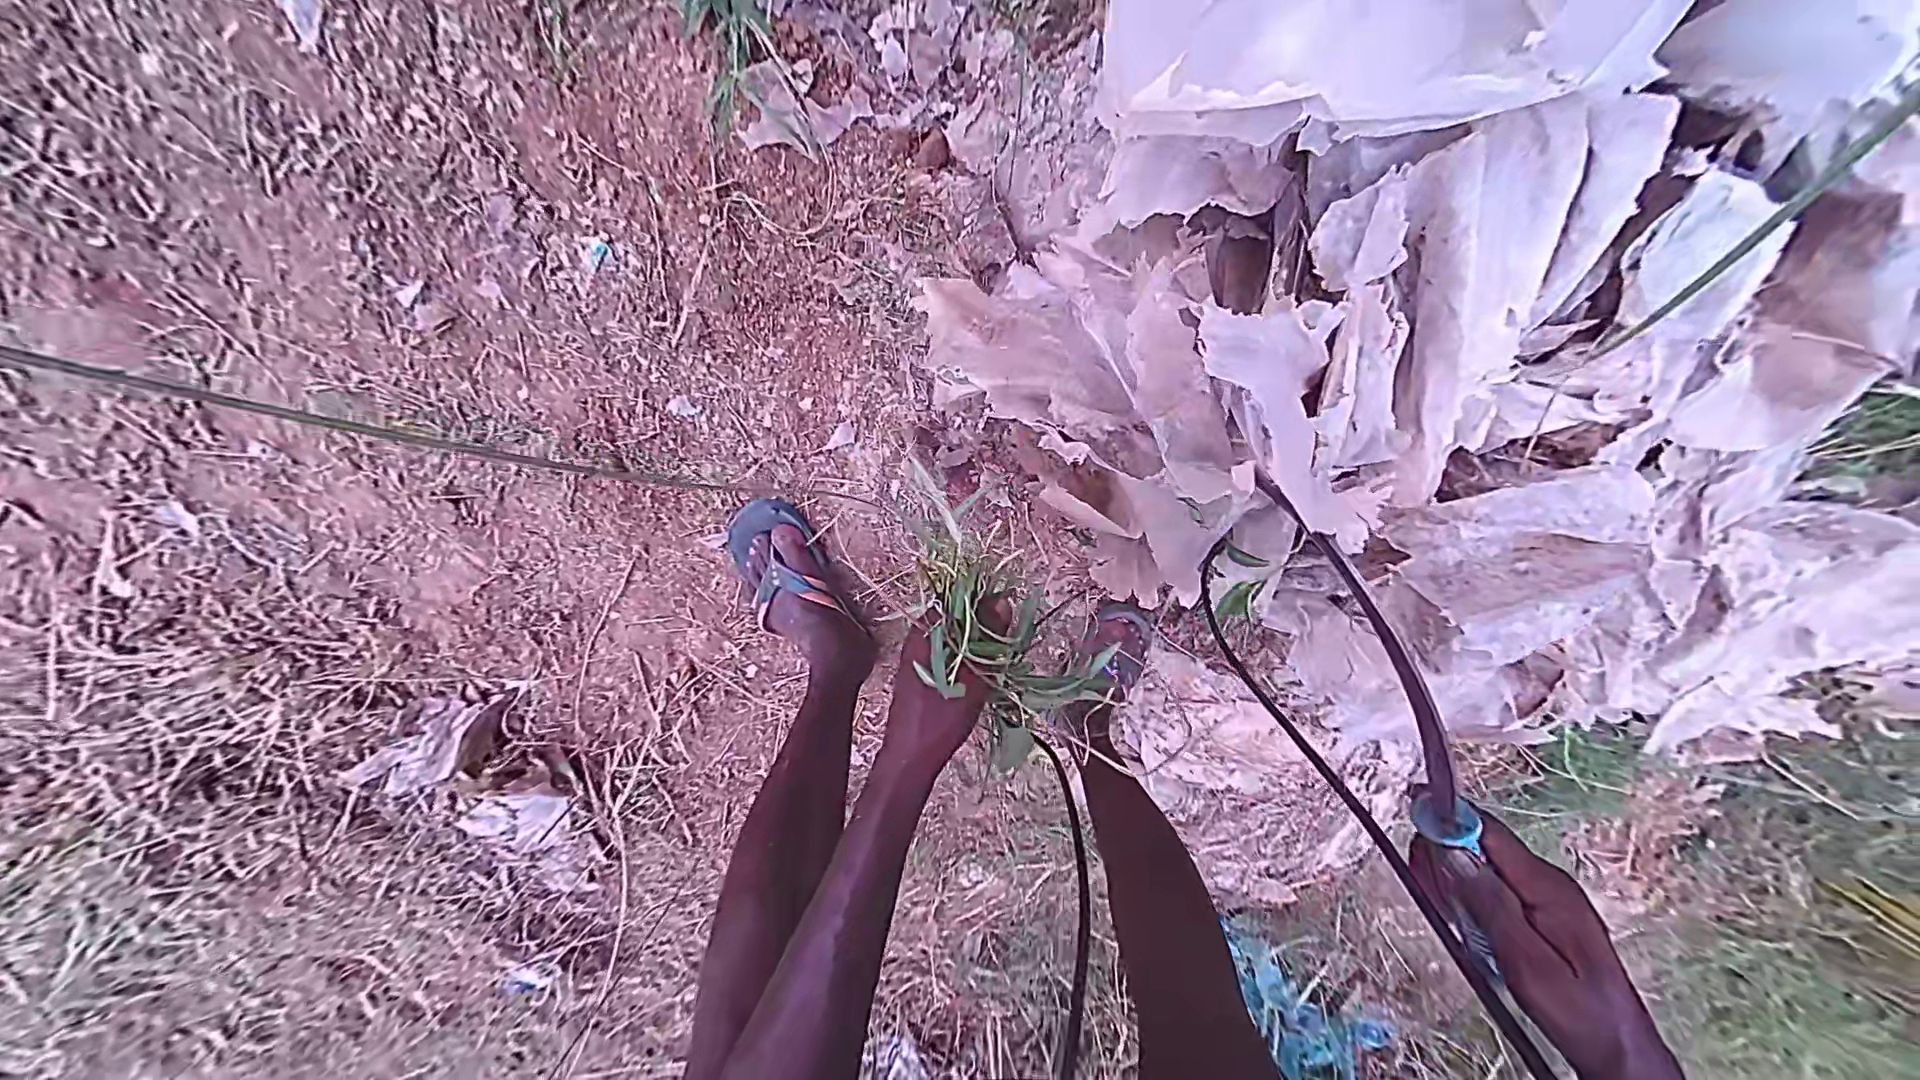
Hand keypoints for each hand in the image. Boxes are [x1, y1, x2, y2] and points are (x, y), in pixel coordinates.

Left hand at [880, 608, 1006, 770]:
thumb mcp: (972, 677)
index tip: (1005, 616)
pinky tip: (979, 676)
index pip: (956, 600)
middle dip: (982, 627)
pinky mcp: (921, 672)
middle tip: (1003, 644)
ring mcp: (916, 655)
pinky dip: (965, 659)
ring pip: (954, 638)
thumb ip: (987, 638)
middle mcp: (917, 638)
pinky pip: (948, 653)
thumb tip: (1001, 601)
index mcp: (924, 632)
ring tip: (995, 662)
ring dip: (975, 645)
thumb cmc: (939, 719)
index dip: (983, 605)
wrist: (910, 757)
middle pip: (956, 618)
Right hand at [1409, 809, 1682, 1079]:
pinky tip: (1460, 918)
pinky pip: (1486, 883)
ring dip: (1449, 878)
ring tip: (1446, 913)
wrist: (1622, 1055)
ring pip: (1476, 862)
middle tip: (1430, 891)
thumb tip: (1453, 853)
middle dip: (1441, 856)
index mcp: (1546, 887)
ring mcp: (1541, 893)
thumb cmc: (1579, 1016)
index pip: (1488, 830)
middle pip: (1476, 842)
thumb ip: (1492, 906)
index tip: (1413, 807)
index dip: (1447, 816)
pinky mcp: (1534, 907)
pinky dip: (1462, 892)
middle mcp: (1544, 880)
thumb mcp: (1528, 965)